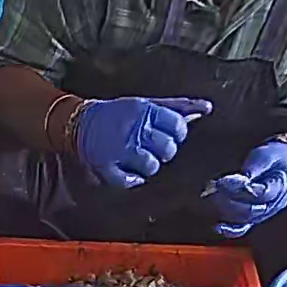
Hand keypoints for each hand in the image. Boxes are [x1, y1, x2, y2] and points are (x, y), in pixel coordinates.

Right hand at [74, 96, 213, 188]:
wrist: (80, 123)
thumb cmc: (118, 114)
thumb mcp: (146, 104)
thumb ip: (176, 107)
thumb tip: (206, 108)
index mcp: (145, 112)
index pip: (178, 127)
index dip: (176, 134)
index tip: (166, 134)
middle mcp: (134, 130)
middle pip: (168, 150)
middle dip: (164, 151)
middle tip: (150, 146)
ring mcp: (120, 150)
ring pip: (152, 168)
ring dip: (147, 165)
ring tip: (137, 157)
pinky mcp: (107, 167)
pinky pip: (131, 181)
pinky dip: (132, 179)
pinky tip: (127, 169)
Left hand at [205, 139, 286, 236]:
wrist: (283, 163)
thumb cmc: (274, 156)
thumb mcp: (266, 155)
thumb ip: (255, 168)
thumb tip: (241, 181)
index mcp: (282, 187)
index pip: (261, 194)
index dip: (241, 190)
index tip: (224, 181)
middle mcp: (274, 205)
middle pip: (251, 210)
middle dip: (230, 201)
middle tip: (216, 188)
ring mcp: (264, 213)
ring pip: (245, 219)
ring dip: (227, 210)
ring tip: (213, 196)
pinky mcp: (254, 217)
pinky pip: (243, 228)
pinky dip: (230, 229)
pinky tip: (217, 227)